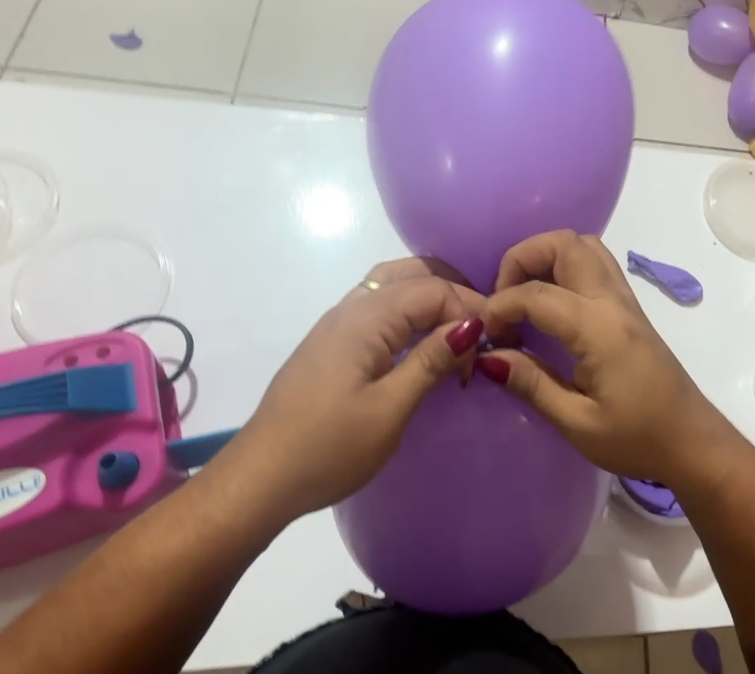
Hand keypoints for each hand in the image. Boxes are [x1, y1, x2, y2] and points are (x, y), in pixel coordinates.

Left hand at [216, 258, 487, 523]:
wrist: (259, 480)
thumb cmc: (328, 449)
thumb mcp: (389, 410)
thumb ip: (431, 361)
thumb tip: (472, 324)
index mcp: (365, 319)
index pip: (432, 289)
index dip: (469, 309)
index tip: (495, 343)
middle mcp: (350, 308)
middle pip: (412, 274)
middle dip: (454, 292)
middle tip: (484, 328)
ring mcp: (337, 324)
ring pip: (393, 285)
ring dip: (431, 296)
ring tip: (460, 328)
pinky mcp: (332, 344)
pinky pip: (379, 306)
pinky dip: (410, 310)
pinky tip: (424, 339)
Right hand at [478, 231, 739, 489]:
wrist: (692, 443)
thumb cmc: (637, 440)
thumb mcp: (577, 423)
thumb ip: (531, 383)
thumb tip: (487, 356)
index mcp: (599, 328)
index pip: (537, 293)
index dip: (499, 305)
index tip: (481, 333)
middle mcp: (614, 301)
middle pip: (566, 243)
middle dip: (523, 258)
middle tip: (503, 300)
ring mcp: (626, 300)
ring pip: (584, 246)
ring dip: (546, 257)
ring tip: (523, 299)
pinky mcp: (630, 309)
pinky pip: (596, 264)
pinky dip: (565, 267)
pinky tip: (549, 306)